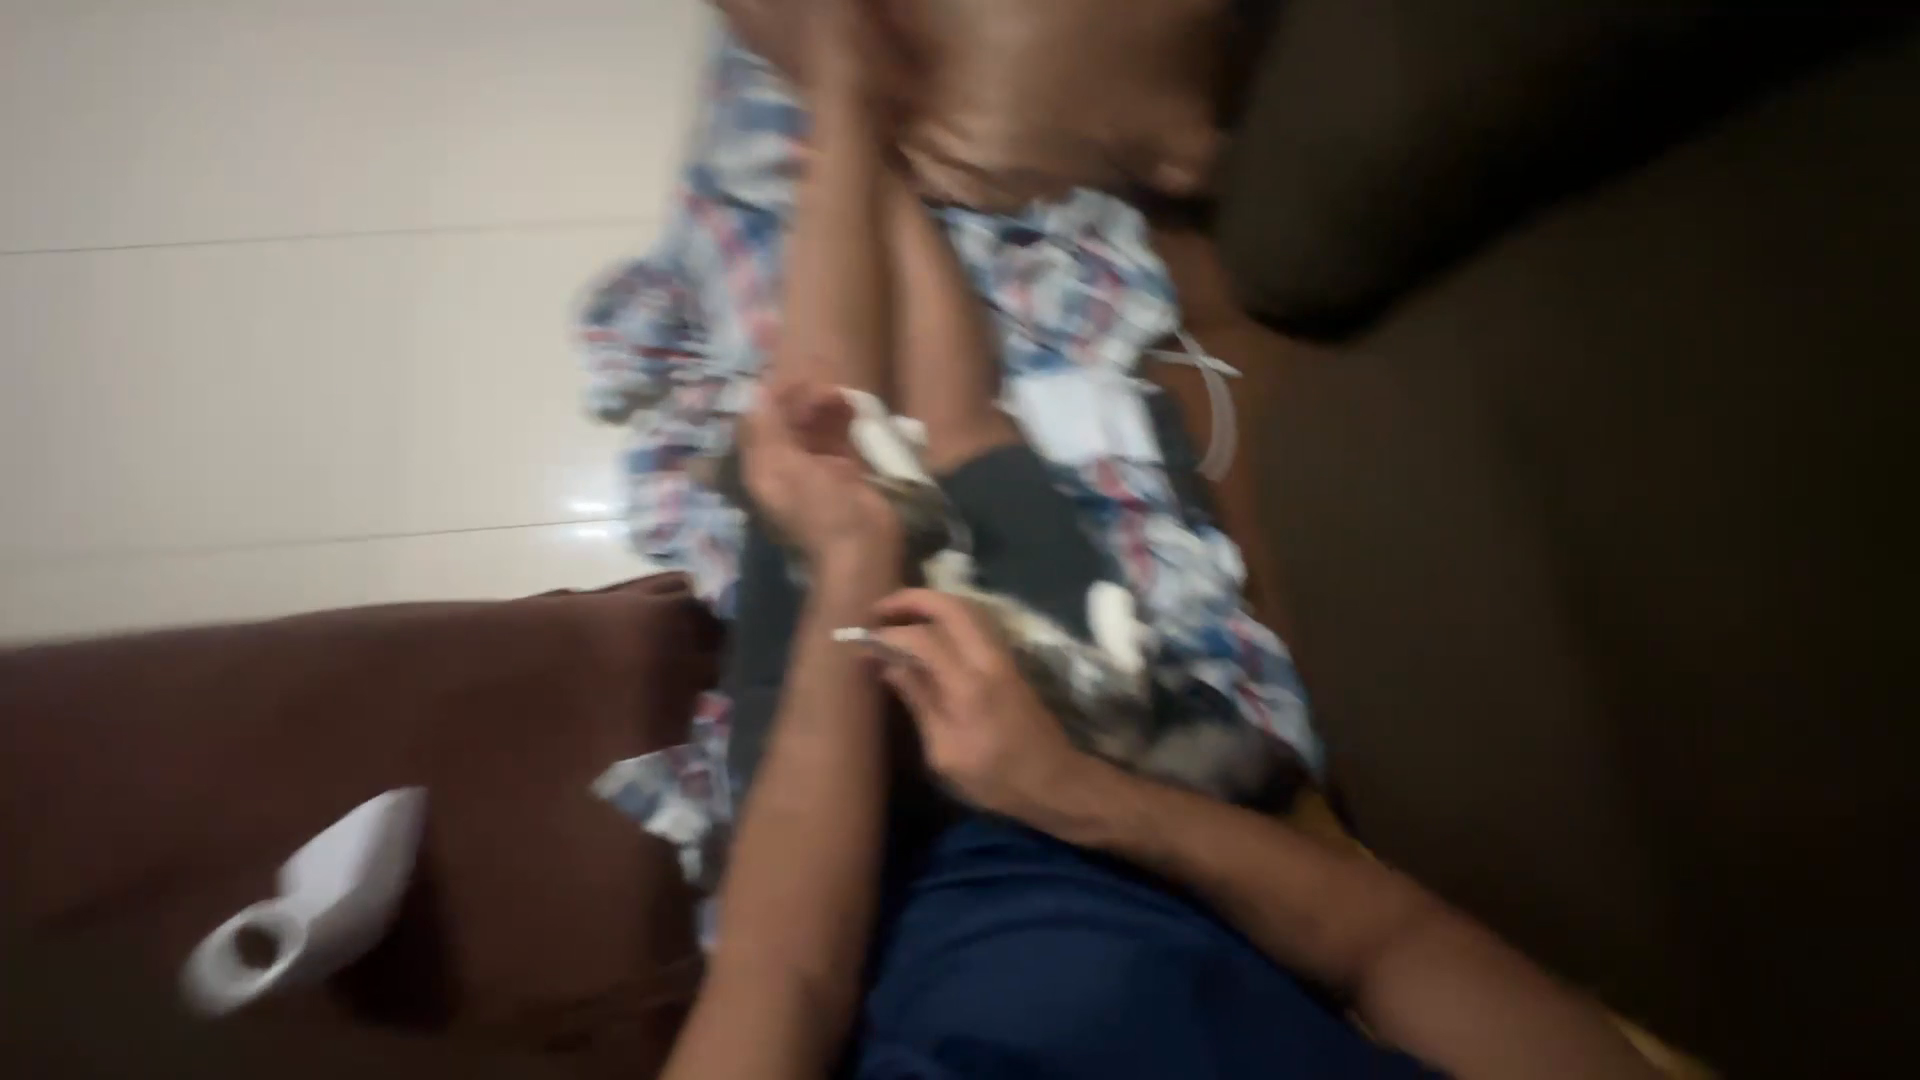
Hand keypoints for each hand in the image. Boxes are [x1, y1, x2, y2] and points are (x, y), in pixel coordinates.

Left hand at [739, 380, 899, 562]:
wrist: (862, 546)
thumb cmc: (819, 508)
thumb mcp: (785, 467)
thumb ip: (770, 429)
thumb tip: (756, 391)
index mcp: (764, 470)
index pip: (759, 424)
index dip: (773, 397)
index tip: (795, 375)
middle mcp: (786, 468)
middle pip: (787, 424)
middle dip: (802, 401)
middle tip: (824, 384)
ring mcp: (816, 471)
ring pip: (814, 429)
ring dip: (824, 408)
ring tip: (840, 394)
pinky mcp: (844, 473)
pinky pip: (837, 439)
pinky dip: (841, 421)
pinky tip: (851, 406)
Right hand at [864, 589, 1097, 821]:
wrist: (1055, 781)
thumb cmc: (996, 779)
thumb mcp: (945, 752)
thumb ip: (918, 701)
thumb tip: (887, 666)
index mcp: (969, 685)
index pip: (923, 638)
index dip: (889, 634)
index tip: (863, 641)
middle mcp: (988, 659)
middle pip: (951, 605)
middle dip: (911, 599)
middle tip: (878, 611)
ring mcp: (1003, 655)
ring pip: (967, 607)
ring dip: (930, 603)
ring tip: (898, 616)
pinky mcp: (1009, 660)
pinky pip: (975, 622)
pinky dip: (947, 615)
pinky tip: (928, 631)